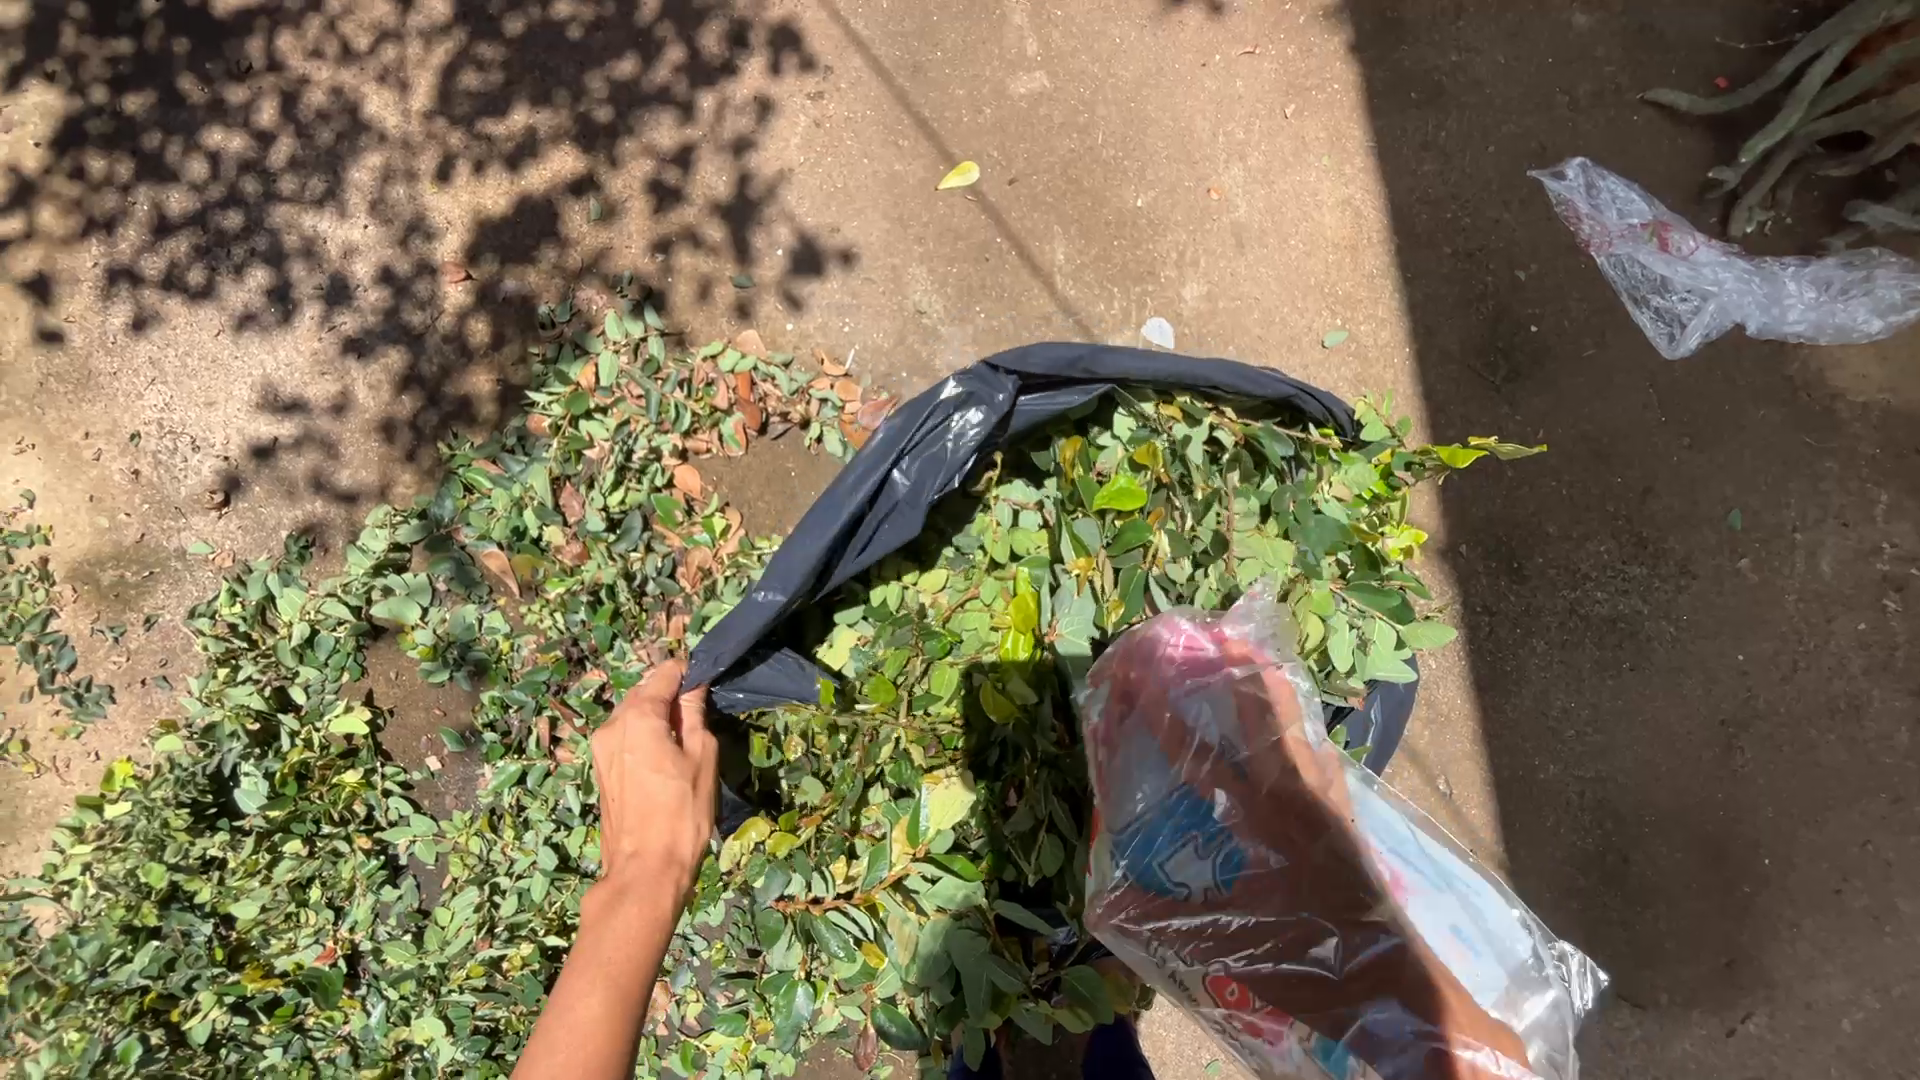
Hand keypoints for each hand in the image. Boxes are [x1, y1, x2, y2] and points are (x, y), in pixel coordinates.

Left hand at [590, 659, 715, 897]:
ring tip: (686, 732)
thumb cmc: (682, 811)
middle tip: (700, 708)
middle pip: (644, 692)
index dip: (688, 673)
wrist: (645, 869)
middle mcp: (611, 726)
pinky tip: (666, 751)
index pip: (664, 675)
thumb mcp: (700, 756)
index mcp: (637, 717)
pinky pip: (624, 735)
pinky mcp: (601, 769)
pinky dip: (645, 733)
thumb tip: (694, 687)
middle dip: (670, 693)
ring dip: (657, 713)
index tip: (708, 681)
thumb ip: (694, 714)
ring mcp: (600, 749)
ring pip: (632, 714)